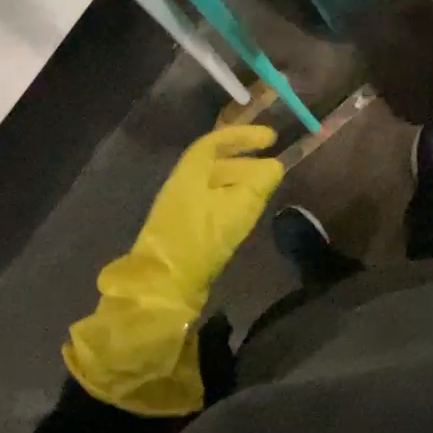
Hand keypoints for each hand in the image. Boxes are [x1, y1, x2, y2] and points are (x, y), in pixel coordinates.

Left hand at [64, 125, 284, 414]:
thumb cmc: (195, 246)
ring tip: (267, 190)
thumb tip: (273, 167)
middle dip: (244, 161)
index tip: (271, 137)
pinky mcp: (182, 236)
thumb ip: (256, 185)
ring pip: (212, 187)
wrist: (158, 295)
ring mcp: (178, 214)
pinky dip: (232, 204)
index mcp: (187, 177)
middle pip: (213, 165)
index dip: (241, 136)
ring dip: (239, 184)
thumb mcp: (233, 212)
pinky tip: (247, 216)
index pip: (213, 144)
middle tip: (274, 165)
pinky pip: (211, 207)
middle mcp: (179, 189)